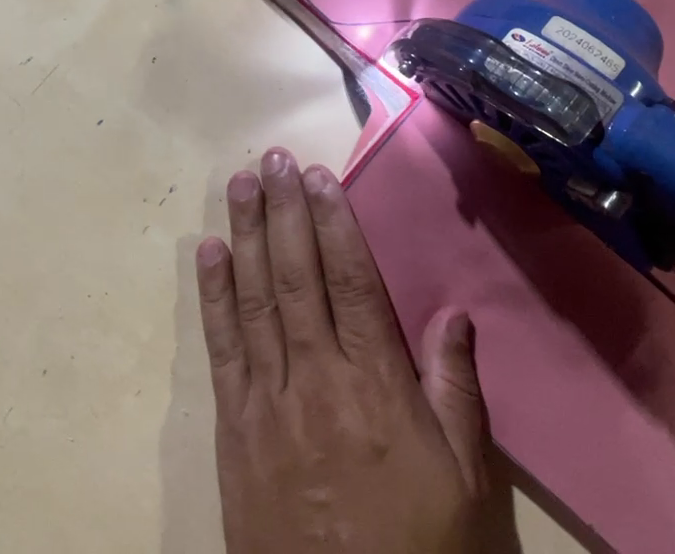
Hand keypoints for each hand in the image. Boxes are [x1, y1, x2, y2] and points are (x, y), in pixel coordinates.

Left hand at [196, 148, 510, 553]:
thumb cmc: (416, 547)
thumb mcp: (464, 479)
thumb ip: (455, 391)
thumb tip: (455, 313)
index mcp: (377, 385)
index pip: (351, 282)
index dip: (334, 224)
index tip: (320, 178)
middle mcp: (317, 378)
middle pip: (298, 276)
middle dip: (285, 211)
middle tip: (275, 159)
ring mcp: (268, 400)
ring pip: (255, 299)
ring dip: (246, 235)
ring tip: (240, 185)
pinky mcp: (233, 428)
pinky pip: (222, 349)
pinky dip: (214, 296)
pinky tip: (209, 254)